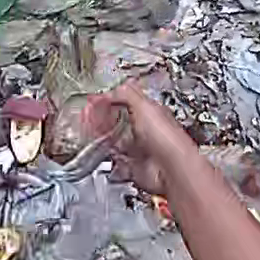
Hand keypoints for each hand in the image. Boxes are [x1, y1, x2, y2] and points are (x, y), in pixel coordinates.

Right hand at [81, 80, 198, 196]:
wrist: (171, 169)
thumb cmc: (166, 137)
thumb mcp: (144, 106)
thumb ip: (126, 94)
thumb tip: (112, 90)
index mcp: (151, 112)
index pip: (127, 101)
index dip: (111, 100)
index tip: (95, 100)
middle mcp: (146, 131)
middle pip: (119, 122)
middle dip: (103, 119)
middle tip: (88, 116)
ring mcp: (140, 150)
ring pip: (116, 141)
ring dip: (103, 137)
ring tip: (90, 132)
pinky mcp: (134, 168)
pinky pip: (117, 162)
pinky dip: (109, 159)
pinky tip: (102, 153)